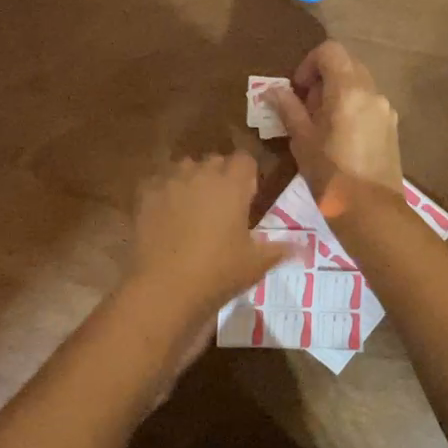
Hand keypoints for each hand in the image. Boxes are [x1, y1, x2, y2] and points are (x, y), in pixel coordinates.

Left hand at [127, 154, 298, 318]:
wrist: (165, 287)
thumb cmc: (218, 272)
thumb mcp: (256, 263)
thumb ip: (279, 249)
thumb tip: (303, 247)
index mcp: (232, 183)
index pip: (245, 159)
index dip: (247, 175)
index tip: (247, 198)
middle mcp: (201, 173)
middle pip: (214, 161)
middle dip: (220, 177)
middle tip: (222, 208)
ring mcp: (169, 181)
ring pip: (184, 168)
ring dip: (191, 181)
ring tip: (192, 210)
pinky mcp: (145, 194)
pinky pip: (158, 182)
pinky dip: (164, 193)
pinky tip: (165, 216)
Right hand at [266, 42, 402, 197]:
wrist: (371, 211)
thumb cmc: (330, 174)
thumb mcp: (301, 140)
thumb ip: (288, 109)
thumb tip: (273, 91)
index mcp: (348, 89)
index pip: (329, 50)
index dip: (309, 63)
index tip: (298, 90)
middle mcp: (372, 91)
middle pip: (346, 64)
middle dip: (323, 78)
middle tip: (306, 107)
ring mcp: (385, 109)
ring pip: (359, 84)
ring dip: (337, 93)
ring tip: (322, 124)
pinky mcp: (392, 126)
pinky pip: (368, 103)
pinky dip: (351, 107)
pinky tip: (340, 137)